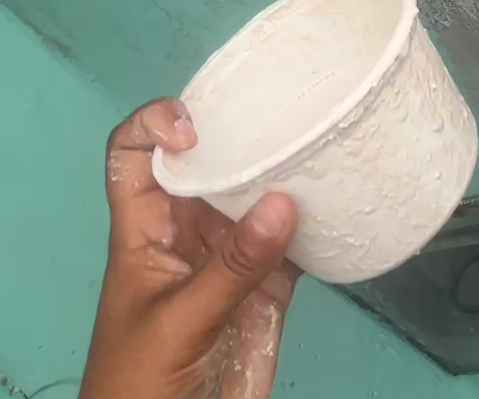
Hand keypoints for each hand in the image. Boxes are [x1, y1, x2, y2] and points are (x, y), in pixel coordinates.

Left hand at [81, 98, 300, 398]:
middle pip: (210, 157)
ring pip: (259, 189)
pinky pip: (297, 233)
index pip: (134, 154)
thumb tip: (285, 200)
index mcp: (148, 227)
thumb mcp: (177, 324)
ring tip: (324, 136)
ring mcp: (234, 252)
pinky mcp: (271, 280)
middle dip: (241, 127)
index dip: (154, 123)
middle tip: (288, 108)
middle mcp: (192, 226)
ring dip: (287, 165)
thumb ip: (230, 268)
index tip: (199, 126)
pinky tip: (344, 192)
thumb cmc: (140, 385)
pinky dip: (319, 213)